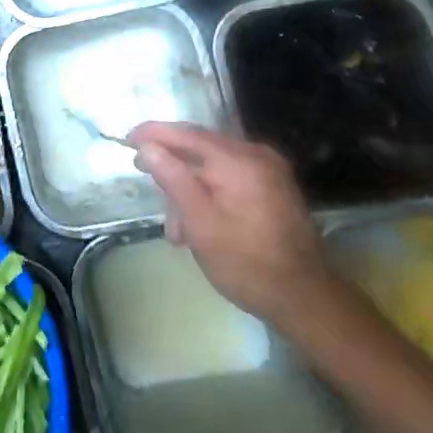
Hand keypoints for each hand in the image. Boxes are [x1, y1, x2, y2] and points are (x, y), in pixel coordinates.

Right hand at [126, 122, 346, 326]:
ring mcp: (269, 170)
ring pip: (215, 167)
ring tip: (176, 230)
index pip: (187, 134)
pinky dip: (210, 193)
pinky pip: (232, 178)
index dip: (154, 133)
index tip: (127, 139)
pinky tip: (199, 224)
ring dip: (190, 189)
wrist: (305, 298)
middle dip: (172, 168)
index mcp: (238, 160)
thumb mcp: (200, 223)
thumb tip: (148, 146)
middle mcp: (256, 155)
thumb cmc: (246, 263)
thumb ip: (173, 178)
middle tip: (145, 181)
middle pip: (201, 148)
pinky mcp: (275, 187)